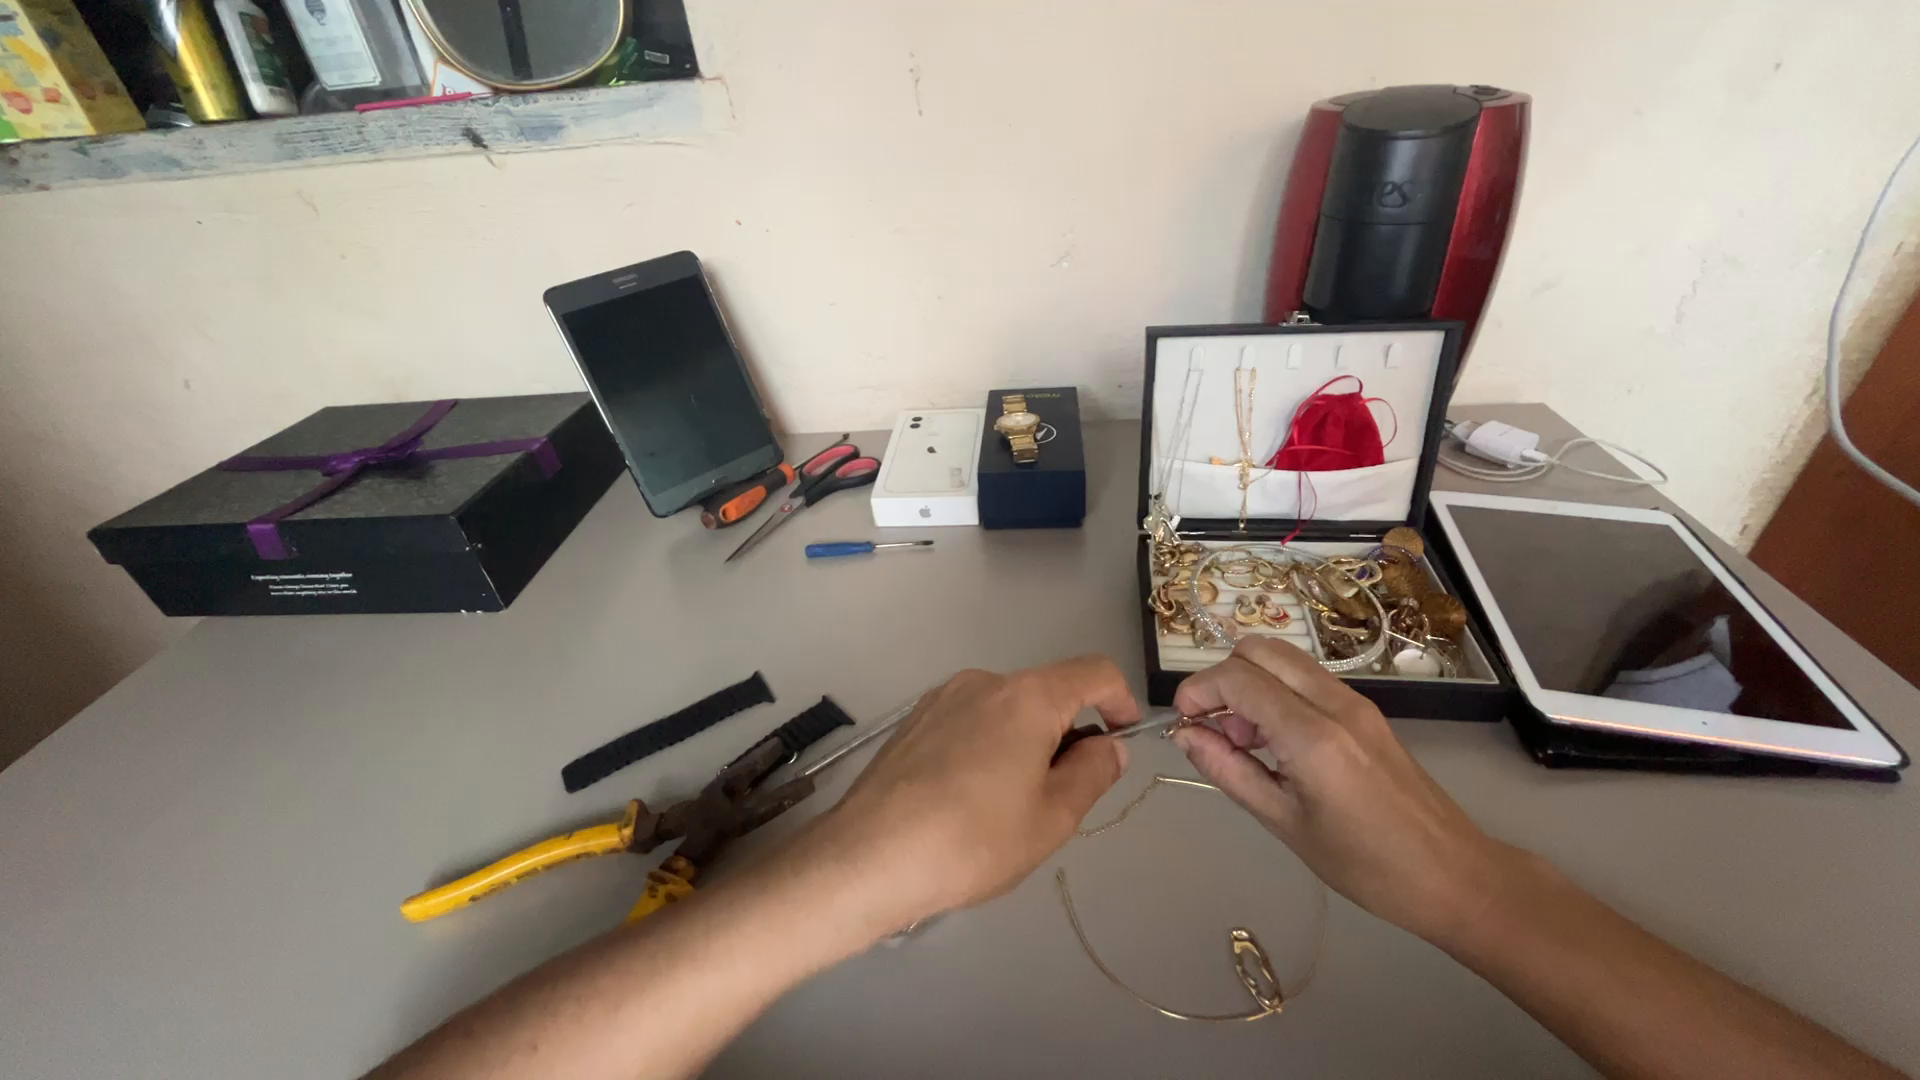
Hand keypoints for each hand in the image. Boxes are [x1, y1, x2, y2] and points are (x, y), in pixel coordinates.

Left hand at [810, 657, 1139, 929]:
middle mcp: (984, 681)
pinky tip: (968, 796)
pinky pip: (971, 718)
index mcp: (1026, 697)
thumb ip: (1092, 771)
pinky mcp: (914, 719)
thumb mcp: (1052, 818)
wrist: (868, 856)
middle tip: (1062, 795)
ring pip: (1007, 707)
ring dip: (1027, 741)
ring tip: (1009, 804)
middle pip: (1047, 691)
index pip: (1094, 672)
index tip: (1121, 742)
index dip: (1120, 701)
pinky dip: (990, 743)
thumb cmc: (972, 840)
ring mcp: (942, 697)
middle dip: (1068, 732)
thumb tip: (1110, 745)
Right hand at [1170, 637, 1513, 944]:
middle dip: (1222, 679)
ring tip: (1246, 742)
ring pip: (1282, 658)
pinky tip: (1276, 743)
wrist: (1456, 876)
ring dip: (1249, 684)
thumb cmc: (1366, 865)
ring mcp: (1355, 702)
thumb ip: (1229, 771)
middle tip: (1215, 729)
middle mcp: (1334, 703)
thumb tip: (1186, 736)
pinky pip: (1305, 678)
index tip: (1183, 722)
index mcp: (1313, 736)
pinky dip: (1275, 692)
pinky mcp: (1365, 710)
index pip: (1238, 679)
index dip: (1198, 690)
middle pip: (1258, 650)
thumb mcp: (1284, 823)